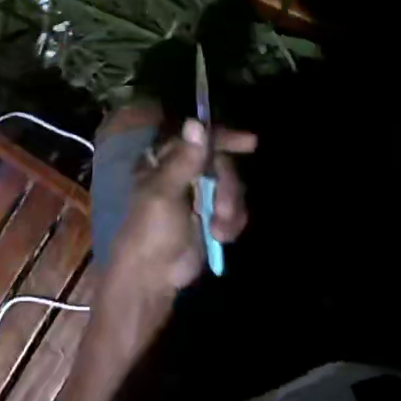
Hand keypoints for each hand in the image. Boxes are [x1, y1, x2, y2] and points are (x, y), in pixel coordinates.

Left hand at [107, 119, 254, 296]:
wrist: (152, 277)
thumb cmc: (149, 232)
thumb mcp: (164, 194)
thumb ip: (184, 160)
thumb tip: (196, 122)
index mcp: (166, 163)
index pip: (199, 139)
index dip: (225, 138)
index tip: (251, 143)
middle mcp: (184, 175)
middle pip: (222, 165)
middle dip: (227, 188)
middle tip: (222, 211)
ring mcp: (199, 197)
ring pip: (232, 188)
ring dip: (231, 210)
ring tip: (218, 231)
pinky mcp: (211, 217)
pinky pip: (235, 210)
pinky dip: (232, 224)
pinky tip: (222, 238)